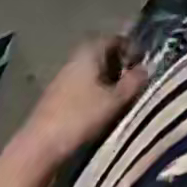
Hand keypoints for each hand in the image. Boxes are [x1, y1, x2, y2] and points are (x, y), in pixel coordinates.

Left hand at [16, 36, 147, 163]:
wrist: (39, 147)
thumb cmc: (80, 117)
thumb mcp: (114, 101)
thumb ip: (134, 82)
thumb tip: (148, 67)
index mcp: (91, 48)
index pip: (119, 39)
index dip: (135, 52)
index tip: (146, 70)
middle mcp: (78, 55)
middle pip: (108, 55)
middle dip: (124, 69)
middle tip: (137, 88)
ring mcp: (66, 74)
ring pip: (97, 72)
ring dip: (111, 84)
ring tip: (123, 104)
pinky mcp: (59, 94)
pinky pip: (86, 86)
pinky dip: (97, 94)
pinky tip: (103, 113)